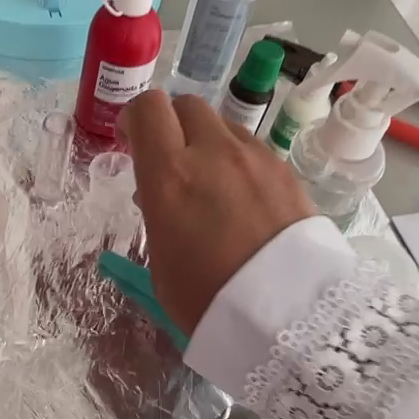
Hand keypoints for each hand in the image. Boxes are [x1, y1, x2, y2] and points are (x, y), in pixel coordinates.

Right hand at [121, 91, 314, 332]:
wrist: (286, 313)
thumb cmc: (208, 299)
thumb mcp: (161, 265)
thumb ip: (157, 215)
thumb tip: (158, 197)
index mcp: (169, 176)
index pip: (147, 110)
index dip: (135, 118)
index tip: (132, 140)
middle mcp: (212, 153)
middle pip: (186, 105)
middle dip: (172, 125)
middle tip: (171, 160)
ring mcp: (254, 157)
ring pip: (222, 125)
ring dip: (208, 143)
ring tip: (211, 184)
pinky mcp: (285, 170)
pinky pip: (252, 149)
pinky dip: (238, 162)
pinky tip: (243, 199)